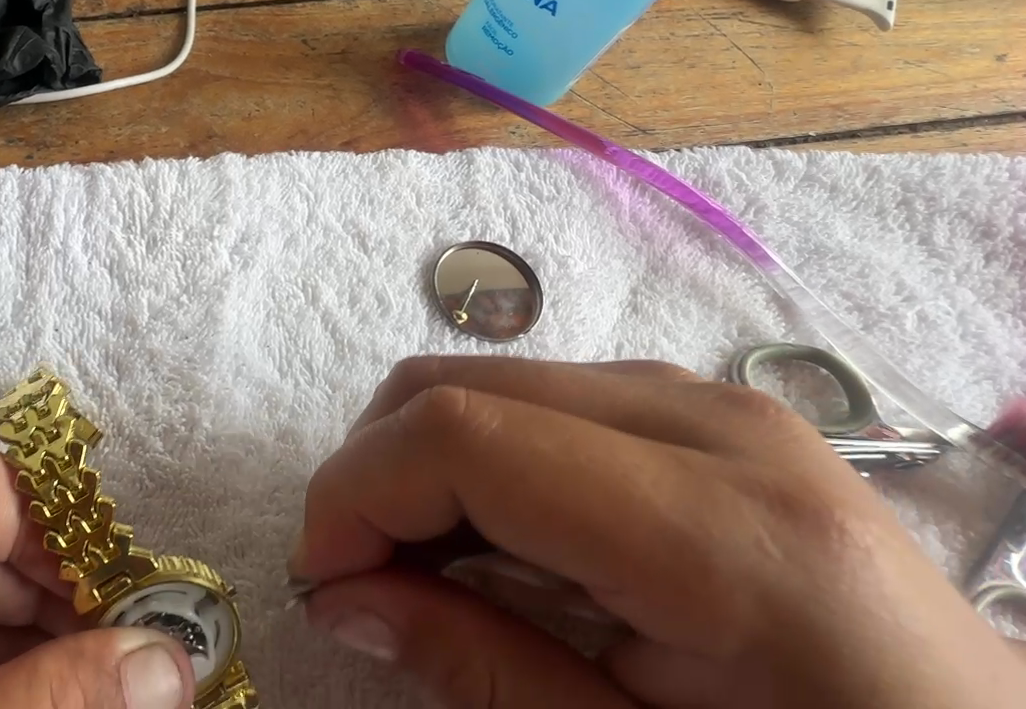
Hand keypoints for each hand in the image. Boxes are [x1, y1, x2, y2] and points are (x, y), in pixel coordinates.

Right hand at [290, 357, 1025, 708]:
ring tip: (419, 563)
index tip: (319, 579)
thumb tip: (338, 600)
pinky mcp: (696, 406)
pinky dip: (468, 455)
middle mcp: (715, 424)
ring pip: (479, 379)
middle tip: (360, 578)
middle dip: (371, 474)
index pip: (466, 437)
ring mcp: (709, 401)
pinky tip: (487, 538)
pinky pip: (527, 396)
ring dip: (415, 463)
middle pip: (456, 385)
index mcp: (730, 534)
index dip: (357, 493)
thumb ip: (477, 669)